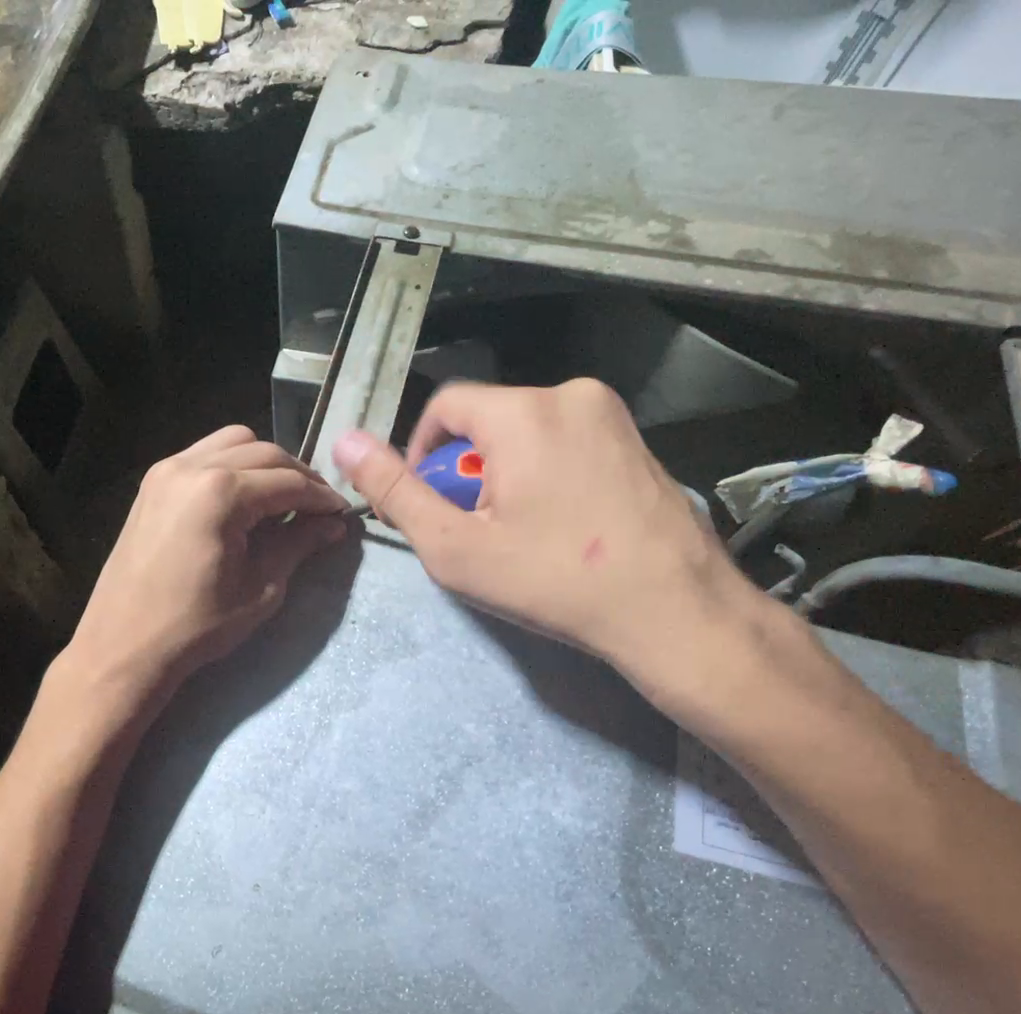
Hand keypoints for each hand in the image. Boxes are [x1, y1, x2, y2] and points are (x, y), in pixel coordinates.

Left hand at [63, 425, 348, 706]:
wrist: (125, 644)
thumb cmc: (196, 625)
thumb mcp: (260, 588)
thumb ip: (297, 544)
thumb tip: (333, 523)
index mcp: (220, 492)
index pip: (287, 481)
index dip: (321, 496)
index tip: (342, 512)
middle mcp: (191, 466)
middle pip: (262, 452)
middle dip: (297, 475)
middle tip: (318, 507)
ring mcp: (167, 470)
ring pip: (231, 442)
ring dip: (263, 462)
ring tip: (282, 498)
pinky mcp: (153, 482)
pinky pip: (203, 454)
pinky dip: (231, 465)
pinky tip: (244, 498)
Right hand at [330, 380, 762, 691]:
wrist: (675, 612)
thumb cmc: (554, 581)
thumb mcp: (455, 546)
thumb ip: (395, 491)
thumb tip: (345, 441)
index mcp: (524, 412)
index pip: (445, 406)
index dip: (420, 453)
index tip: (430, 504)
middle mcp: (571, 395)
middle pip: (487, 421)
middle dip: (468, 471)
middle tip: (477, 531)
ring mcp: (612, 416)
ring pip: (527, 433)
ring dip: (506, 475)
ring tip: (520, 534)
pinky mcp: (637, 441)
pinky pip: (567, 443)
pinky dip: (547, 475)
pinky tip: (561, 528)